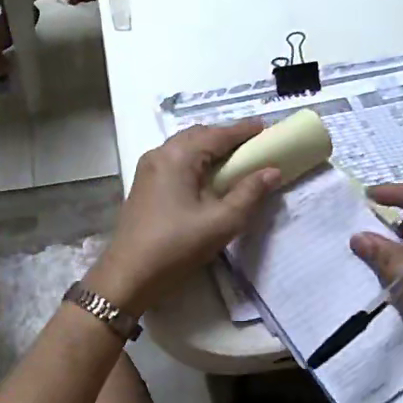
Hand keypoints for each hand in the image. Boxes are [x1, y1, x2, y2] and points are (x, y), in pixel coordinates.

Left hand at [84, 121, 281, 313]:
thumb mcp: (222, 222)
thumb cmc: (177, 246)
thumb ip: (249, 193)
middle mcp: (160, 154)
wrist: (129, 274)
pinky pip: (174, 161)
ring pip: (184, 147)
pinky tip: (206, 177)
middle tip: (252, 146)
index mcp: (178, 157)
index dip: (243, 131)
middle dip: (225, 137)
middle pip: (198, 135)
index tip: (266, 128)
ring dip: (209, 148)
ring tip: (233, 161)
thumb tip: (272, 171)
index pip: (217, 134)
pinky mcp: (144, 185)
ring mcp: (148, 169)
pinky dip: (194, 160)